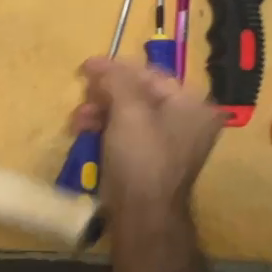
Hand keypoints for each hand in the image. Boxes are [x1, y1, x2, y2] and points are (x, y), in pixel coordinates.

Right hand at [72, 57, 223, 218]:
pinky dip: (104, 128)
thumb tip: (99, 61)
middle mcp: (186, 119)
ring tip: (79, 122)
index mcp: (192, 105)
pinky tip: (86, 133)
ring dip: (99, 112)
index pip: (152, 75)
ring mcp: (168, 140)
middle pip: (138, 93)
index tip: (85, 68)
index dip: (117, 69)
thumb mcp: (129, 113)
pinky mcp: (149, 156)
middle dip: (104, 95)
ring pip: (127, 112)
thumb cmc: (141, 157)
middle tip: (82, 100)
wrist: (142, 209)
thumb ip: (116, 81)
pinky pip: (125, 131)